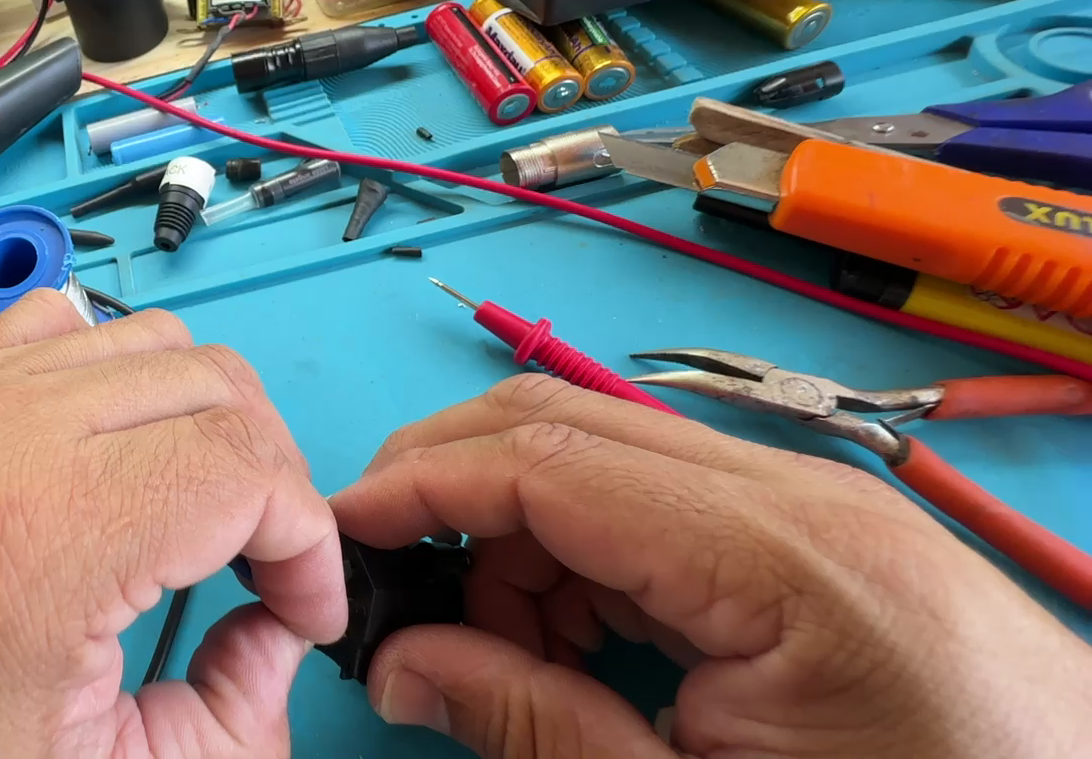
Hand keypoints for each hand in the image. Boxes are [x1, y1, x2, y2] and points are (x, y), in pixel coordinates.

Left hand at [0, 291, 345, 758]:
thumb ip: (228, 726)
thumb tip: (271, 633)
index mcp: (40, 534)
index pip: (246, 465)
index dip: (307, 539)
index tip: (297, 603)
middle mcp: (7, 428)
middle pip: (217, 386)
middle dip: (269, 475)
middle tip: (257, 561)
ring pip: (157, 341)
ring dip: (204, 420)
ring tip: (190, 504)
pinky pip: (70, 323)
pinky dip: (119, 369)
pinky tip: (111, 441)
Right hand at [330, 374, 1091, 758]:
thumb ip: (529, 727)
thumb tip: (395, 669)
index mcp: (785, 560)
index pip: (542, 461)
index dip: (419, 483)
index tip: (345, 529)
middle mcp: (792, 492)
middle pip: (554, 421)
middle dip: (445, 477)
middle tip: (394, 566)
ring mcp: (803, 500)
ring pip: (584, 451)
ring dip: (508, 529)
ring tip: (507, 644)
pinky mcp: (802, 528)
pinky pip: (637, 499)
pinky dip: (569, 552)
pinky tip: (575, 637)